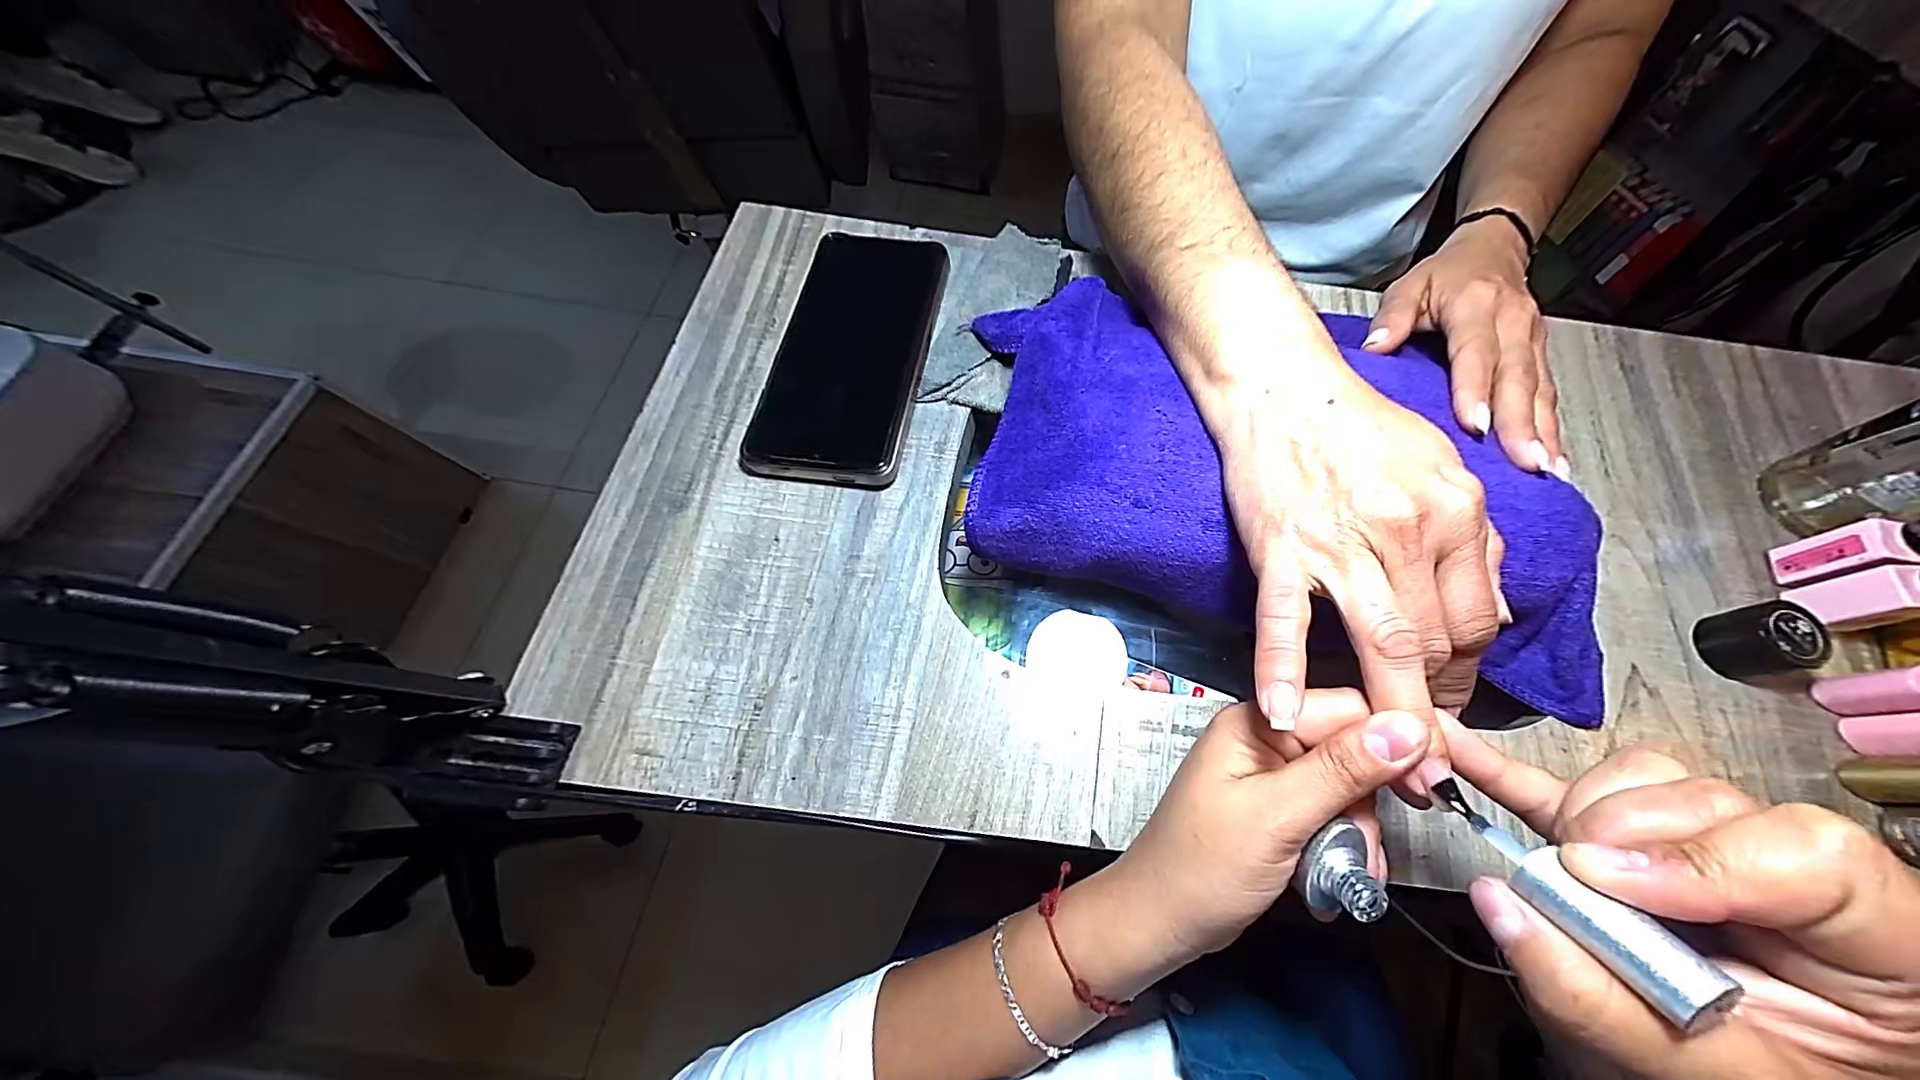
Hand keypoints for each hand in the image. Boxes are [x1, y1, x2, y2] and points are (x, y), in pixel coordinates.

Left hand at [1097, 698, 1429, 968]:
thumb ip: (1342, 770)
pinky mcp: (1279, 806)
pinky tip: (1343, 871)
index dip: (1392, 743)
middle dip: (1370, 800)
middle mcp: (1265, 738)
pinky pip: (1331, 811)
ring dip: (1359, 830)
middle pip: (1351, 748)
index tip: (1427, 788)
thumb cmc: (1204, 864)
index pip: (1343, 708)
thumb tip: (1405, 726)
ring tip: (1350, 867)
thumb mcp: (1278, 815)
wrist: (1165, 916)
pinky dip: (1344, 841)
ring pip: (1348, 786)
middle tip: (1370, 845)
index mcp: (1255, 722)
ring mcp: (1271, 774)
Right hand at [1220, 366, 1505, 772]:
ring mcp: (1339, 543)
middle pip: (1439, 641)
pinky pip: (1284, 620)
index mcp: (1455, 509)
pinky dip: (1280, 670)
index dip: (1471, 673)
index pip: (1480, 616)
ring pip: (1380, 642)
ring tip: (1395, 769)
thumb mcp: (1439, 464)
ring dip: (1391, 712)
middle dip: (1439, 709)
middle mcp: (1407, 530)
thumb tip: (1495, 607)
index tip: (1453, 704)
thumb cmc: (1355, 424)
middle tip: (1431, 758)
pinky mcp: (1280, 549)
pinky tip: (1280, 713)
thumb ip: (1473, 537)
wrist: (1280, 391)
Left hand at [1365, 216, 1565, 479]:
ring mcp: (1533, 340)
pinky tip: (1553, 457)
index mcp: (1478, 307)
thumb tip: (1376, 346)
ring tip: (1545, 468)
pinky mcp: (1540, 354)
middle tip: (1524, 461)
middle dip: (1522, 424)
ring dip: (1544, 432)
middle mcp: (1514, 324)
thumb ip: (1392, 316)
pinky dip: (1552, 427)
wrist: (1492, 249)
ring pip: (1540, 390)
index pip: (1476, 354)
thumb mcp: (1409, 285)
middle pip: (1518, 378)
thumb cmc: (1445, 274)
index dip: (1476, 390)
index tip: (1475, 424)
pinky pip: (1547, 394)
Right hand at [1444, 715, 1919, 1078]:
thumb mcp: (1690, 1068)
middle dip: (1618, 835)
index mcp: (1880, 947)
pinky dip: (1511, 774)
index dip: (1700, 857)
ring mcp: (1706, 841)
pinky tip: (1463, 751)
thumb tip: (1498, 900)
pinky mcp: (1629, 833)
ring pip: (1644, 779)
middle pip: (1709, 803)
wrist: (1721, 1071)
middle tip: (1568, 882)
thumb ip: (1600, 999)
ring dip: (1577, 815)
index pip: (1810, 856)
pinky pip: (1571, 788)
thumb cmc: (1742, 1076)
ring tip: (1554, 867)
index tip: (1602, 879)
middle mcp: (1799, 873)